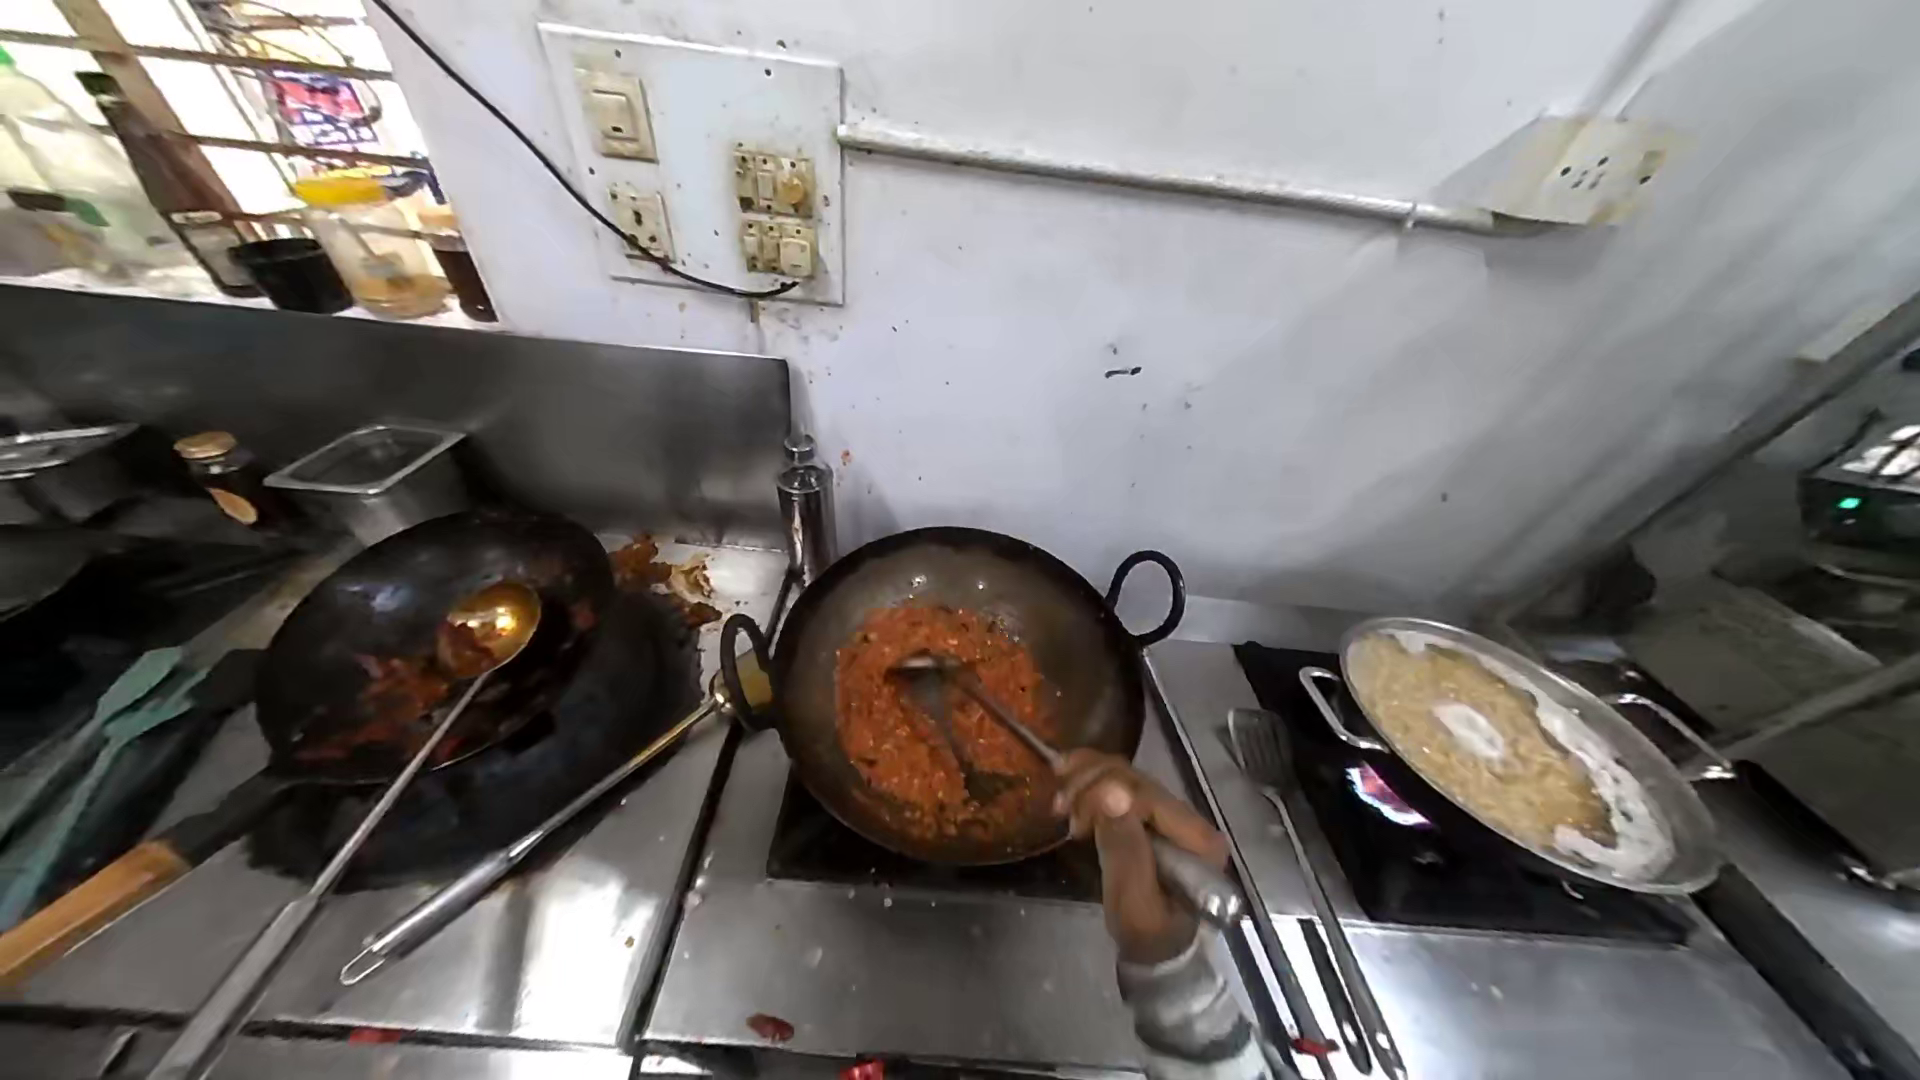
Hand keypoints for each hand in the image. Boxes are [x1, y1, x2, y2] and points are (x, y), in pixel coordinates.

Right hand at [1054, 749, 1229, 963]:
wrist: (1152, 948)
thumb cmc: (1146, 932)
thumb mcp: (1134, 903)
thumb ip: (1125, 849)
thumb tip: (1111, 793)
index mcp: (1198, 841)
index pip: (1148, 795)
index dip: (1105, 795)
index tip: (1075, 821)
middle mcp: (1189, 816)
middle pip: (1133, 778)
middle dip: (1089, 786)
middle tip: (1060, 810)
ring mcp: (1168, 808)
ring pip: (1122, 772)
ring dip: (1084, 779)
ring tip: (1060, 803)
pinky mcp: (1148, 807)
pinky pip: (1117, 777)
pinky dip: (1087, 774)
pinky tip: (1064, 777)